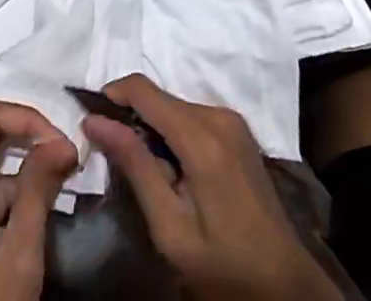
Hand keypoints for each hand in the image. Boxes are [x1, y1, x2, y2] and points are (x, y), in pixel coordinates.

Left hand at [0, 87, 77, 300]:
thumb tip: (66, 140)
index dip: (23, 117)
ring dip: (11, 124)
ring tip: (50, 138)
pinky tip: (39, 158)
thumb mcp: (20, 253)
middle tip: (47, 124)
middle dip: (10, 106)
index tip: (59, 140)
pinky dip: (10, 145)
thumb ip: (37, 190)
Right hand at [85, 75, 343, 300]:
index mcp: (202, 135)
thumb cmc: (221, 261)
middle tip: (111, 157)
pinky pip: (192, 117)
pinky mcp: (237, 131)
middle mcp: (219, 115)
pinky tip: (169, 170)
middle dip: (130, 118)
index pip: (144, 90)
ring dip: (151, 128)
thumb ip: (135, 165)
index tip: (88, 119)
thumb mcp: (169, 224)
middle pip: (159, 98)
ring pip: (174, 107)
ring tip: (140, 170)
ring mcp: (232, 121)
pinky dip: (172, 134)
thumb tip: (95, 121)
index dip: (112, 96)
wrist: (282, 281)